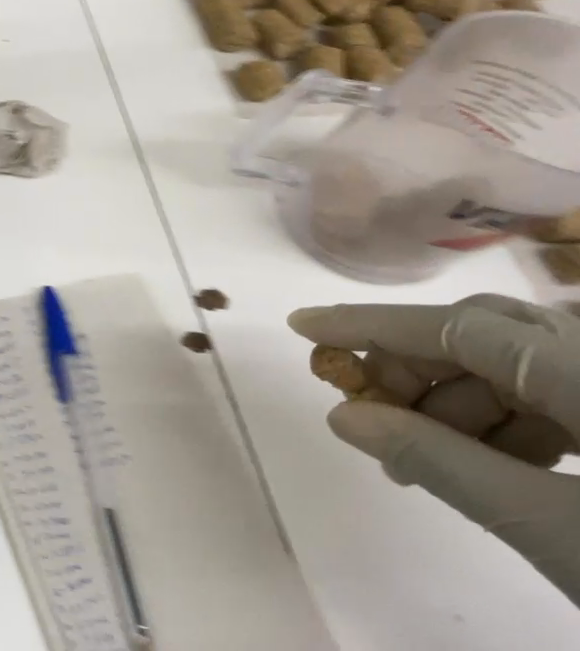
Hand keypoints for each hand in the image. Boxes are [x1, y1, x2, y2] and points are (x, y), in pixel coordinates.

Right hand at [289, 294, 579, 602]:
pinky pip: (564, 398)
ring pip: (526, 370)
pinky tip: (486, 464)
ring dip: (460, 404)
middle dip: (417, 370)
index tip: (303, 325)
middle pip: (492, 338)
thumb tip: (346, 417)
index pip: (460, 328)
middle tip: (362, 409)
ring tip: (419, 457)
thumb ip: (437, 462)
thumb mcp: (553, 531)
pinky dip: (513, 424)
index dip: (373, 325)